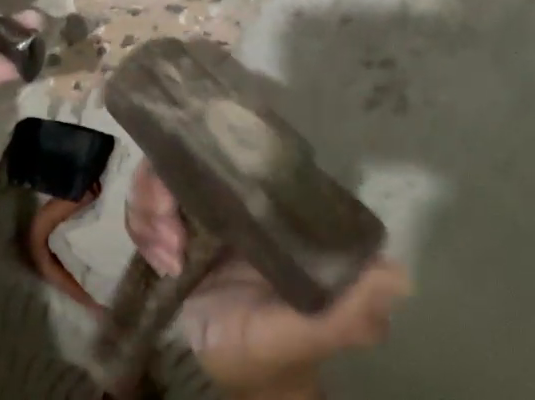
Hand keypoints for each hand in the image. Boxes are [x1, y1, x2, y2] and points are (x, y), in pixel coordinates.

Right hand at [127, 161, 409, 398]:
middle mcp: (232, 201)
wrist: (240, 374)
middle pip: (183, 161)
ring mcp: (199, 214)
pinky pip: (143, 209)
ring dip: (148, 213)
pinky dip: (141, 229)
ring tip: (166, 255)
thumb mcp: (316, 333)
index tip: (191, 194)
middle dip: (161, 191)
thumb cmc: (283, 351)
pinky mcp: (170, 232)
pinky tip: (160, 263)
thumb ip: (351, 311)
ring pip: (157, 180)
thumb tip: (393, 272)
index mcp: (270, 212)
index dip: (207, 158)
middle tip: (168, 237)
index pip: (234, 159)